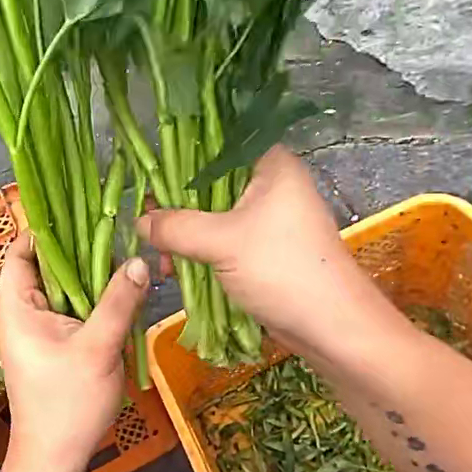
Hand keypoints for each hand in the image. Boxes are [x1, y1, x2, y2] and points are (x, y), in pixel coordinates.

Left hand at [0, 235, 148, 471]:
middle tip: (119, 236)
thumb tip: (139, 260)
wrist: (55, 459)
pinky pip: (70, 309)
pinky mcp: (51, 343)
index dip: (50, 227)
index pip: (24, 248)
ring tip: (125, 260)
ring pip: (63, 287)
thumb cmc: (67, 403)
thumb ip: (118, 301)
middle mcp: (20, 311)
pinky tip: (119, 295)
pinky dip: (91, 300)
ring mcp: (35, 328)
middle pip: (47, 264)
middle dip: (81, 250)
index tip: (86, 212)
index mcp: (15, 305)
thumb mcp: (98, 347)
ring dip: (90, 277)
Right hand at [137, 147, 375, 353]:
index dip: (179, 158)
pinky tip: (177, 268)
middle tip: (148, 225)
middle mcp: (270, 184)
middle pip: (209, 183)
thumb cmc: (282, 269)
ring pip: (212, 215)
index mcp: (270, 165)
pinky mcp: (263, 248)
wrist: (332, 327)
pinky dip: (199, 251)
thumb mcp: (222, 242)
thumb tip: (139, 222)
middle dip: (176, 207)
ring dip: (184, 235)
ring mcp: (267, 218)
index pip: (217, 144)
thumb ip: (175, 226)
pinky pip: (221, 240)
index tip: (149, 181)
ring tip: (162, 259)